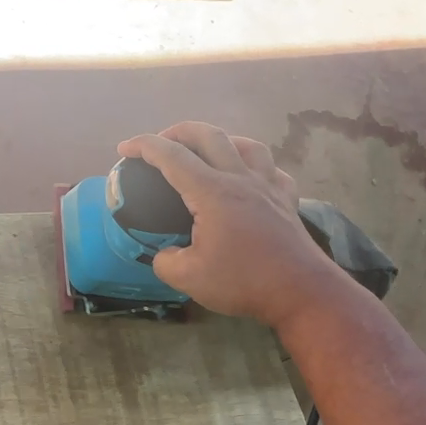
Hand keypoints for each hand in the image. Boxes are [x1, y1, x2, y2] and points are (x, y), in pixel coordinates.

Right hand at [118, 121, 346, 326]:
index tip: (124, 148)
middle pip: (209, 135)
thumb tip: (165, 253)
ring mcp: (268, 187)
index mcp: (212, 192)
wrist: (301, 292)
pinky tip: (248, 177)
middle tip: (160, 143)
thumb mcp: (187, 278)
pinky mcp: (287, 201)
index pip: (171, 157)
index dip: (144, 146)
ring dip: (220, 140)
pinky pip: (271, 170)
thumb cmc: (243, 282)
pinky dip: (254, 165)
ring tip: (206, 151)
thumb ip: (165, 261)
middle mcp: (240, 179)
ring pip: (246, 145)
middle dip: (178, 131)